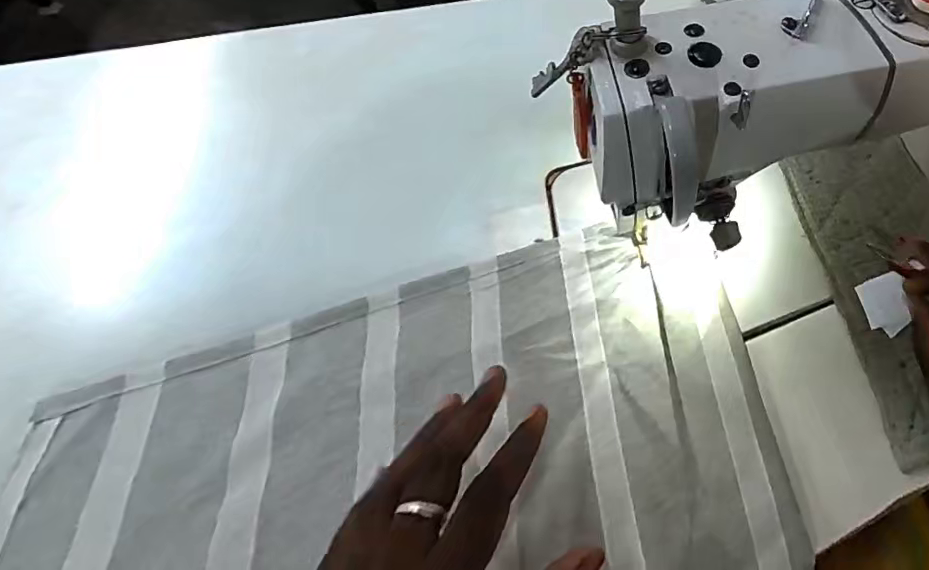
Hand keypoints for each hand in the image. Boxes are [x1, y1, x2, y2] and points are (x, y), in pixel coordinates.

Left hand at [320, 365, 604, 569]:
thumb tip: (594, 550)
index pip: (487, 498)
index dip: (516, 452)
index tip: (536, 411)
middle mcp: (400, 550)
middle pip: (440, 469)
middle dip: (473, 419)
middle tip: (495, 376)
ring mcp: (361, 549)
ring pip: (401, 474)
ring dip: (431, 433)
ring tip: (454, 399)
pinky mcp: (335, 556)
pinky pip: (369, 499)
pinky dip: (393, 470)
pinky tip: (400, 458)